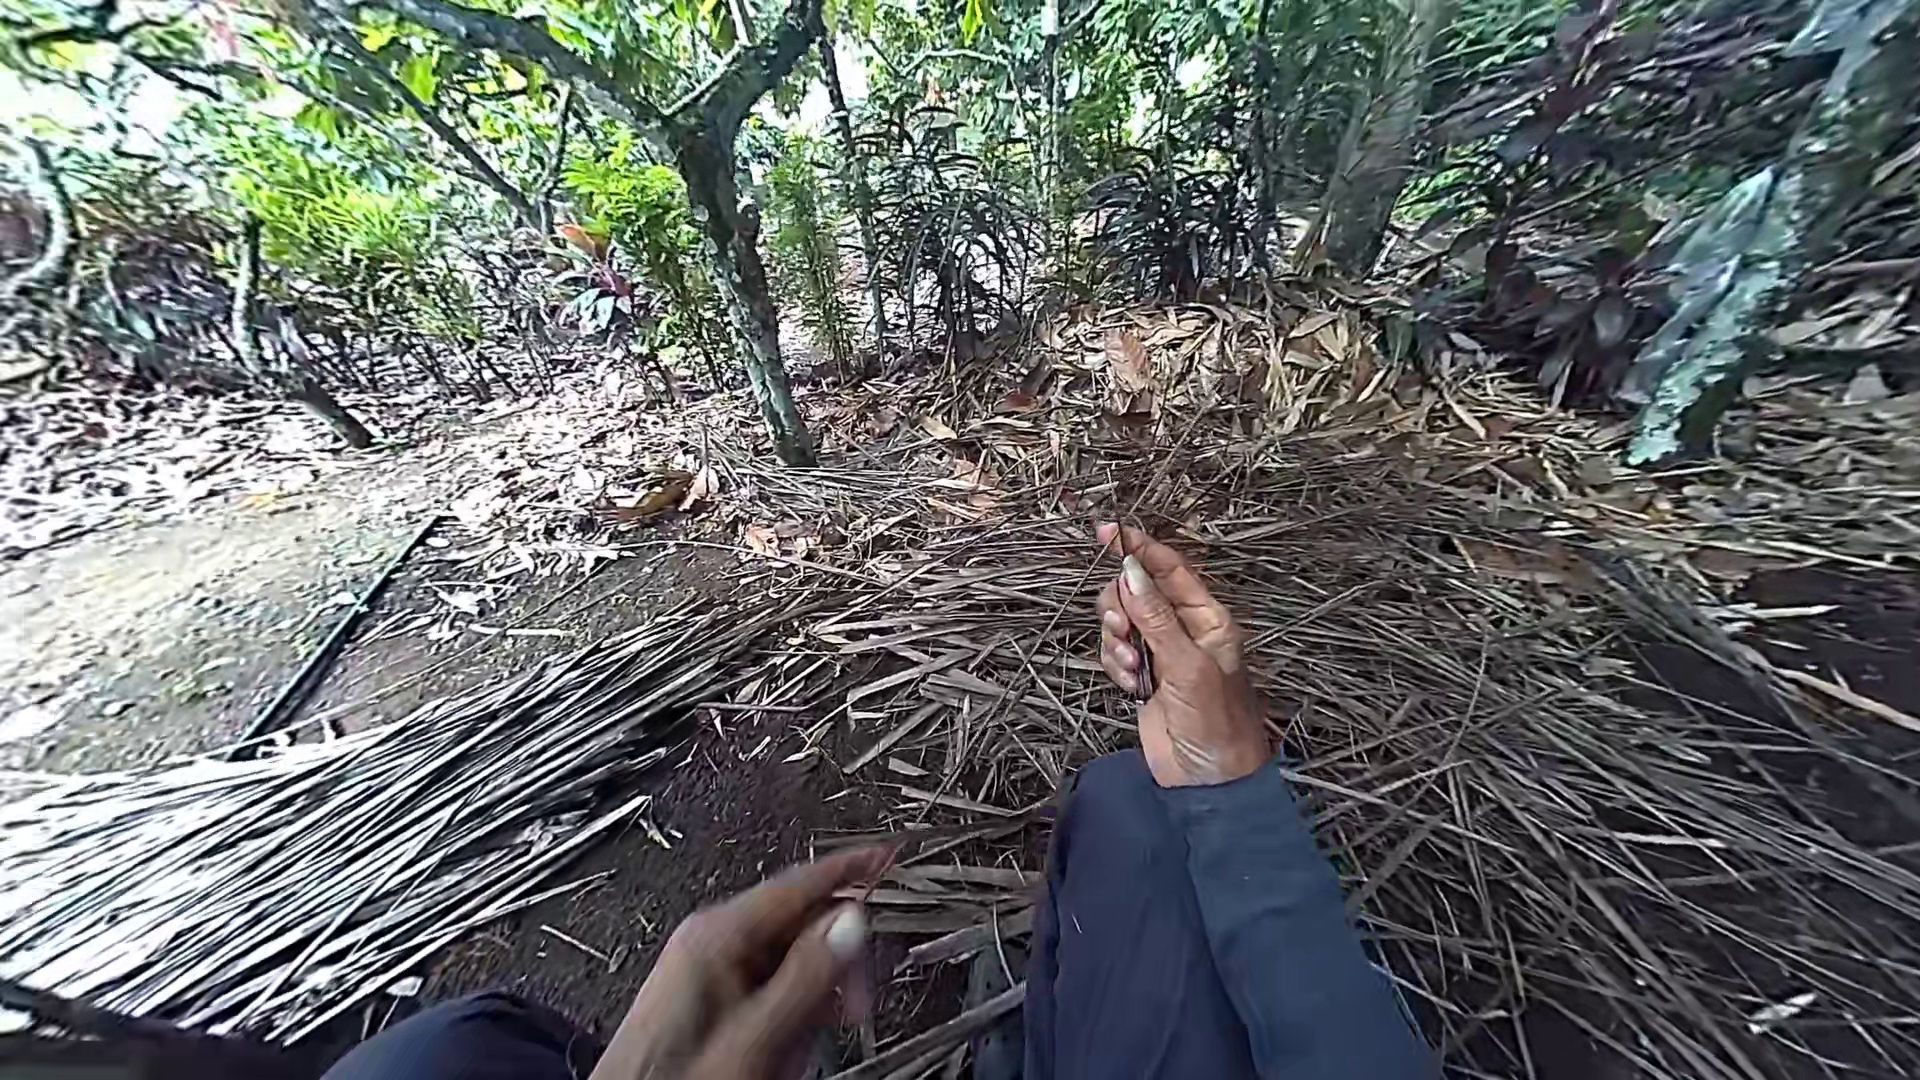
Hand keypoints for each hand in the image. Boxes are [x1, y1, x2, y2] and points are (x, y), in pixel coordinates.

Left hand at [591, 847, 890, 1079]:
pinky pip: (768, 983)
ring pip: (787, 957)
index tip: (884, 857)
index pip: (801, 881)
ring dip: (811, 996)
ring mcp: (709, 965)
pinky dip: (789, 1010)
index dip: (849, 866)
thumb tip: (853, 920)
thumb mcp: (751, 1040)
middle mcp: (712, 938)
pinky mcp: (709, 994)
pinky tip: (785, 1049)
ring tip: (804, 1045)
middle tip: (857, 999)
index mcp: (717, 933)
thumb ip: (806, 976)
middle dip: (834, 960)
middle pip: (799, 923)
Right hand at [1095, 523, 1270, 787]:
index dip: (1138, 548)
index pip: (1169, 569)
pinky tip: (1132, 686)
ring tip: (1133, 669)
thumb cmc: (1215, 723)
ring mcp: (1158, 652)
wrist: (1207, 781)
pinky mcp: (1140, 674)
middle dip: (1120, 607)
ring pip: (1120, 621)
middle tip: (1121, 629)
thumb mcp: (1186, 665)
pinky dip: (1116, 665)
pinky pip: (1114, 651)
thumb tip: (1130, 572)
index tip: (1107, 532)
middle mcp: (1180, 629)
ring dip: (1117, 642)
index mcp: (1205, 618)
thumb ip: (1155, 617)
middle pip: (1135, 593)